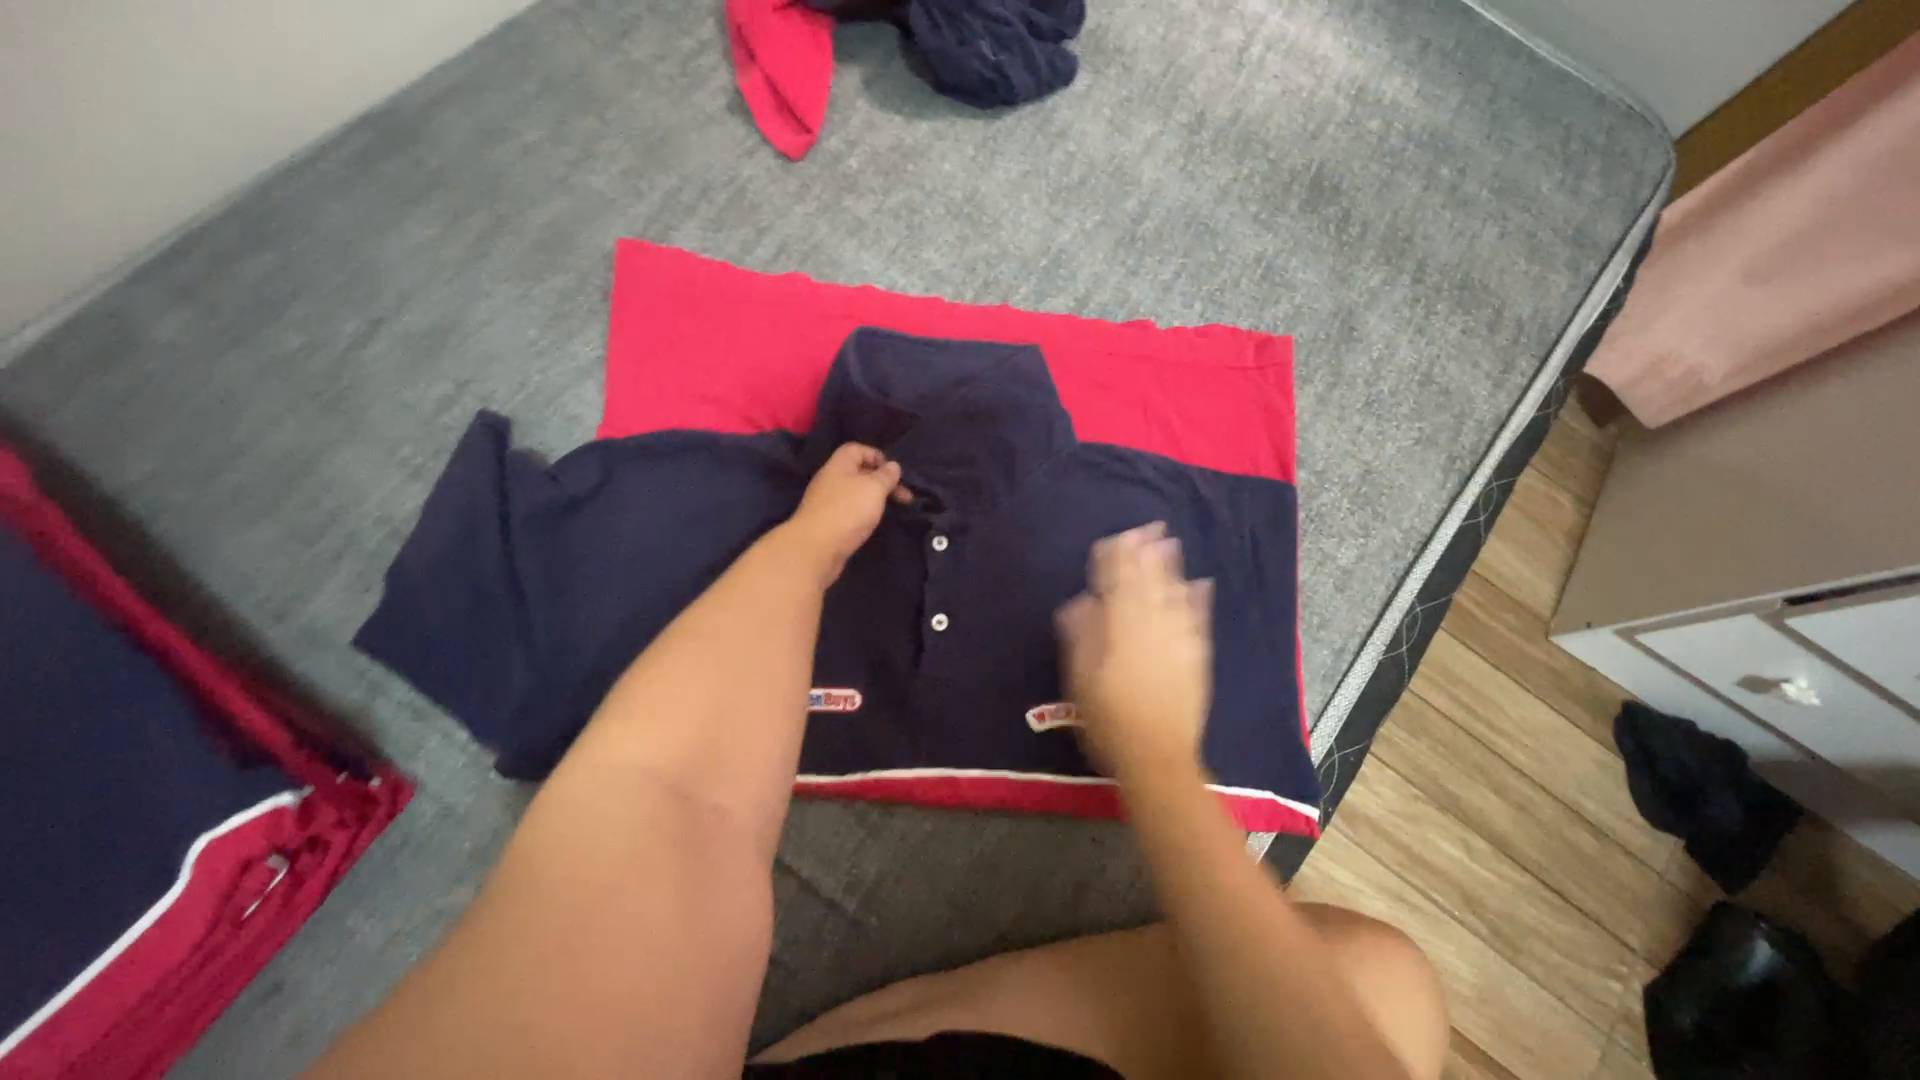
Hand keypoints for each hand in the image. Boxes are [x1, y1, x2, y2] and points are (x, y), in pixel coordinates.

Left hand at [783, 443, 910, 584]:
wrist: (816, 549)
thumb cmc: (847, 511)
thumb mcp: (873, 488)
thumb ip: (885, 475)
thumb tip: (892, 466)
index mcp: (839, 465)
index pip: (856, 449)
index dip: (877, 456)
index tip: (894, 473)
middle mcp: (830, 481)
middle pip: (858, 473)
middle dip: (882, 482)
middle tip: (905, 497)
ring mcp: (827, 503)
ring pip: (855, 494)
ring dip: (874, 500)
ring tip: (892, 511)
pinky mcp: (827, 524)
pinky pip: (849, 512)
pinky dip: (863, 515)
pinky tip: (872, 524)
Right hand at [1055, 523, 1213, 779]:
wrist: (1157, 758)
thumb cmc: (1108, 721)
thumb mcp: (1081, 680)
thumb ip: (1082, 636)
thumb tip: (1082, 601)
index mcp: (1119, 631)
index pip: (1115, 586)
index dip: (1114, 560)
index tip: (1113, 538)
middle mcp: (1151, 628)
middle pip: (1146, 584)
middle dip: (1144, 555)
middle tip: (1146, 527)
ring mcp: (1178, 642)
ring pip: (1173, 595)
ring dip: (1170, 567)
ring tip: (1168, 542)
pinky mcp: (1197, 658)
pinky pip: (1198, 620)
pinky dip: (1198, 599)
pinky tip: (1199, 582)